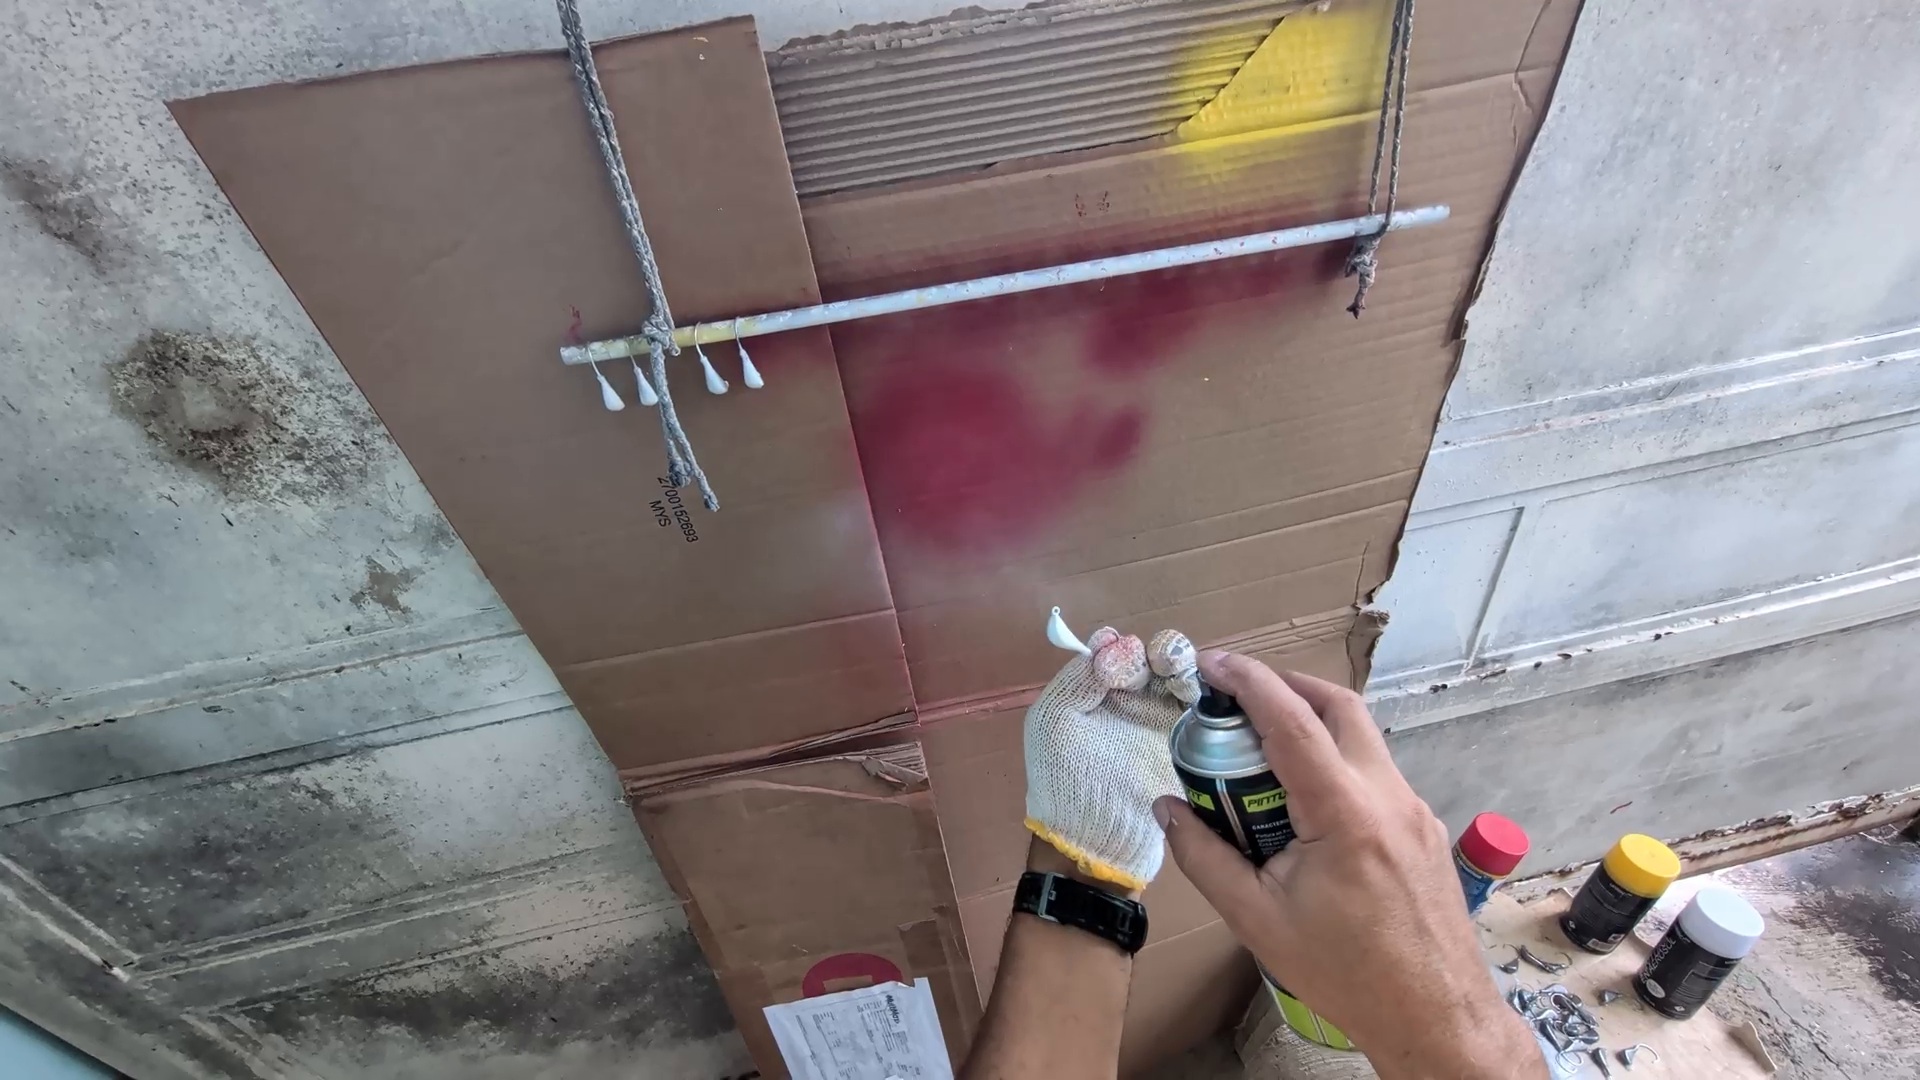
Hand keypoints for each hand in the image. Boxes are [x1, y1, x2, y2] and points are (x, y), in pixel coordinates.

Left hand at [1024, 627, 1198, 892]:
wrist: (1094, 841)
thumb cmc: (1063, 781)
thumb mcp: (1053, 722)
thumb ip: (1077, 679)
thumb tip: (1108, 641)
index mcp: (1092, 691)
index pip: (1114, 651)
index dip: (1121, 647)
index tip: (1124, 652)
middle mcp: (1126, 700)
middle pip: (1151, 660)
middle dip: (1159, 651)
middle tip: (1161, 658)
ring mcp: (1157, 721)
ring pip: (1177, 679)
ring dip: (1181, 666)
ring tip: (1179, 670)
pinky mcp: (1186, 745)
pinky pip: (1197, 711)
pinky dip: (1200, 693)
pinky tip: (1197, 693)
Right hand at [1152, 652, 1544, 1079]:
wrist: (1442, 1024)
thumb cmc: (1346, 974)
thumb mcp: (1256, 919)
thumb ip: (1203, 855)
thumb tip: (1165, 807)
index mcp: (1344, 813)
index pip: (1291, 720)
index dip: (1246, 680)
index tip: (1208, 663)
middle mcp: (1386, 795)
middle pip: (1337, 704)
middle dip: (1282, 682)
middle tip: (1233, 691)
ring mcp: (1412, 807)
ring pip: (1359, 731)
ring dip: (1308, 715)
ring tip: (1257, 739)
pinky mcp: (1421, 825)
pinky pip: (1370, 765)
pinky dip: (1329, 751)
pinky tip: (1299, 792)